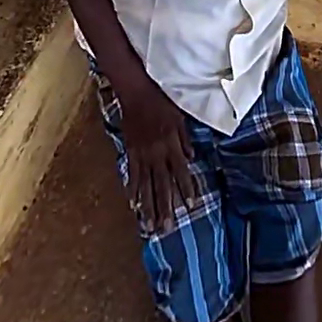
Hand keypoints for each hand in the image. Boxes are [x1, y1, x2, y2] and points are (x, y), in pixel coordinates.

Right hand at [115, 76, 198, 232]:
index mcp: (171, 142)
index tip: (191, 207)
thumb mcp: (179, 116)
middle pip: (162, 183)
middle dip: (165, 207)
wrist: (136, 92)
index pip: (181, 170)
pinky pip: (131, 174)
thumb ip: (185, 138)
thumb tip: (192, 156)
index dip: (186, 188)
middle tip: (167, 229)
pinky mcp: (129, 151)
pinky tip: (133, 205)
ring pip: (145, 184)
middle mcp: (157, 152)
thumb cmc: (161, 101)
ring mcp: (141, 154)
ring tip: (150, 225)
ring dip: (148, 206)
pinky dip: (132, 190)